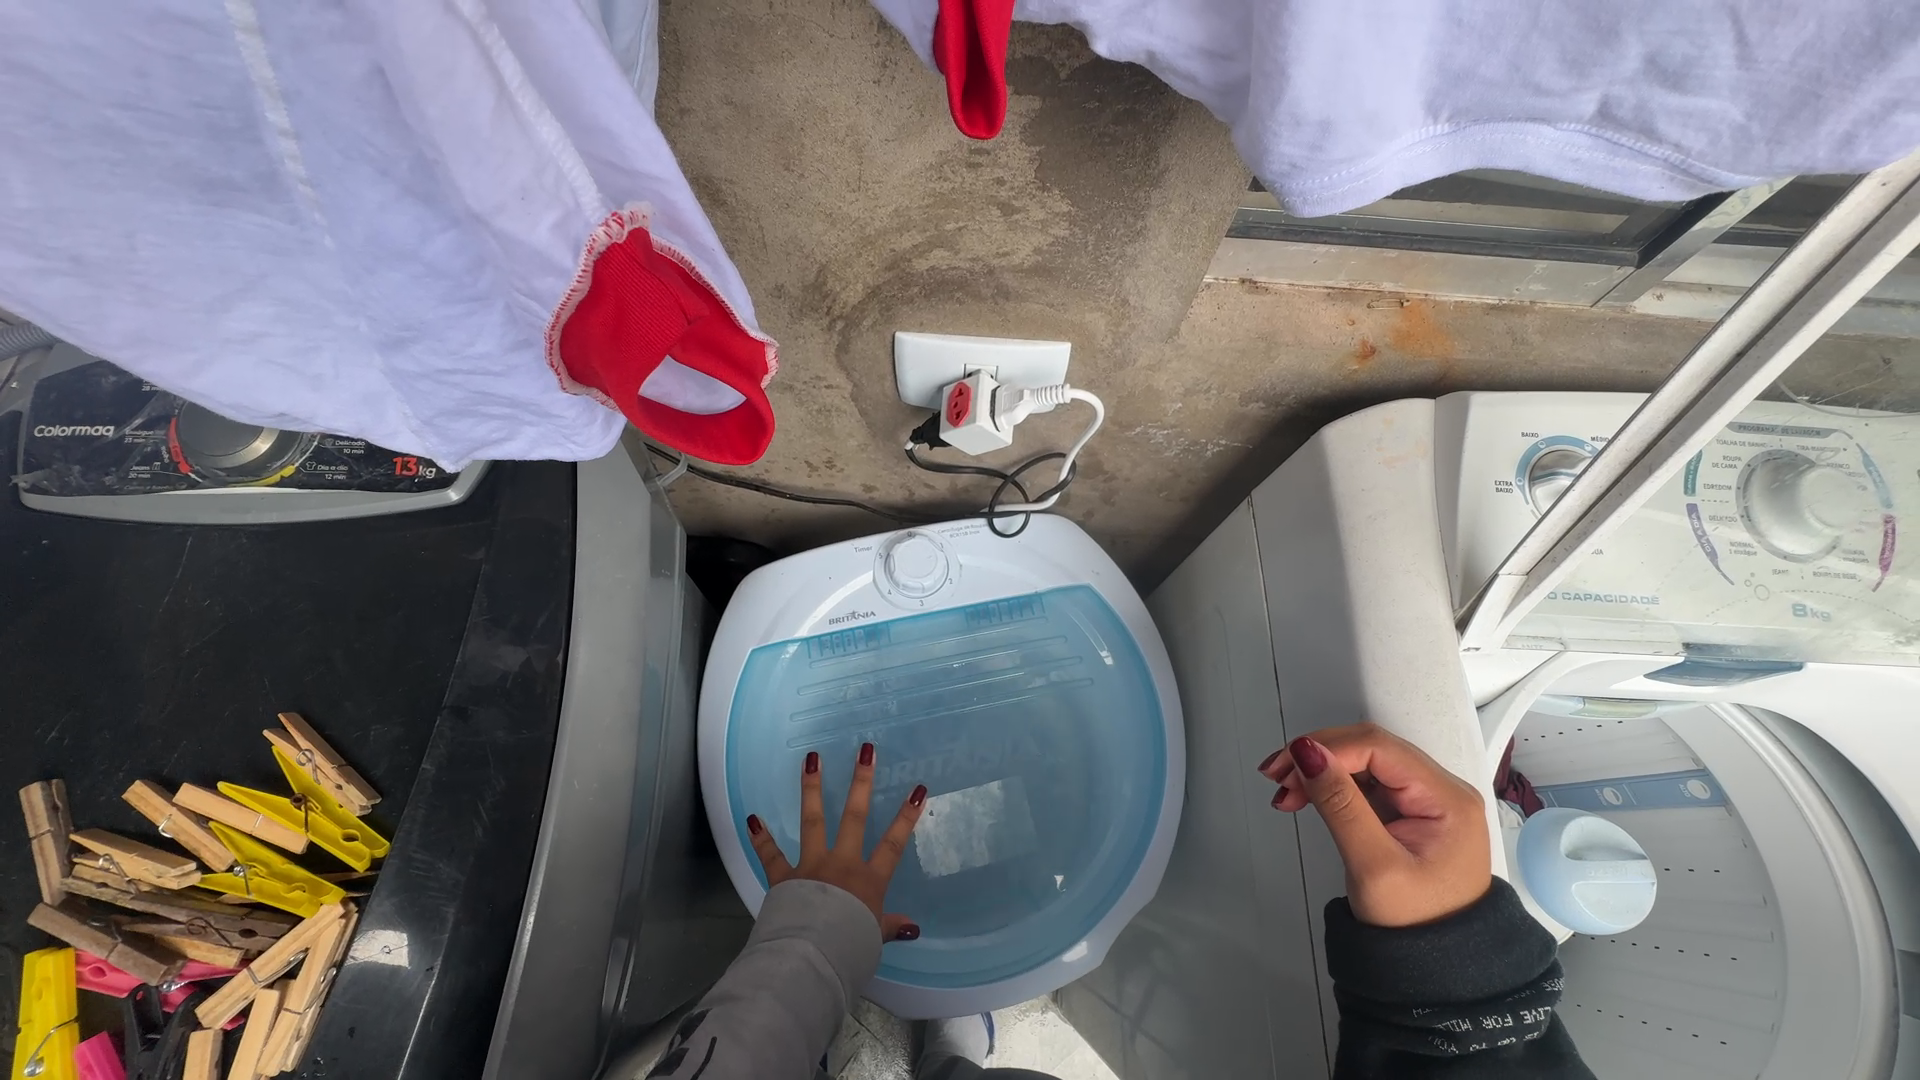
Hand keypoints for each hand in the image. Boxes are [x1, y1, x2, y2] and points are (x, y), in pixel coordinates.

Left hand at [745, 743, 928, 942]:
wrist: (811, 960)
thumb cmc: (849, 950)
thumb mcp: (874, 939)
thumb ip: (889, 927)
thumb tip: (913, 927)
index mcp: (868, 881)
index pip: (893, 844)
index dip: (907, 817)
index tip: (917, 790)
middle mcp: (842, 865)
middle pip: (855, 817)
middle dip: (862, 783)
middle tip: (865, 751)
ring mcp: (811, 867)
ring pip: (814, 822)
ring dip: (812, 789)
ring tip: (812, 759)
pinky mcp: (783, 879)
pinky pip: (771, 856)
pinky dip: (761, 838)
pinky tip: (753, 818)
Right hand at [1259, 723, 1491, 927]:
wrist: (1438, 968)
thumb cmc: (1412, 922)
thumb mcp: (1372, 865)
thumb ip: (1339, 803)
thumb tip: (1305, 750)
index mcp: (1445, 798)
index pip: (1378, 747)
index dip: (1328, 748)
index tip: (1285, 769)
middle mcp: (1440, 789)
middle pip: (1370, 748)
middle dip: (1318, 756)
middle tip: (1276, 779)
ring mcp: (1424, 798)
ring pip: (1362, 760)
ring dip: (1319, 768)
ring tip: (1284, 791)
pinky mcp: (1408, 809)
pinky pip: (1364, 780)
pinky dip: (1330, 783)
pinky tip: (1305, 796)